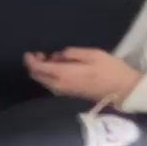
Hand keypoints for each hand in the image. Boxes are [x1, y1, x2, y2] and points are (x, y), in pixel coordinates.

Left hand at [25, 48, 142, 102]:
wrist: (118, 88)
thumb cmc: (109, 69)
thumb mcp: (94, 54)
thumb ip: (73, 53)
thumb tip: (59, 54)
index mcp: (61, 74)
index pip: (37, 68)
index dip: (30, 60)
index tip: (28, 53)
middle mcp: (55, 84)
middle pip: (36, 75)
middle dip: (35, 64)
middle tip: (41, 54)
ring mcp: (58, 90)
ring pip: (41, 79)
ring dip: (42, 69)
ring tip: (51, 58)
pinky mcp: (63, 92)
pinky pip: (49, 82)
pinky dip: (48, 74)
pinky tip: (58, 66)